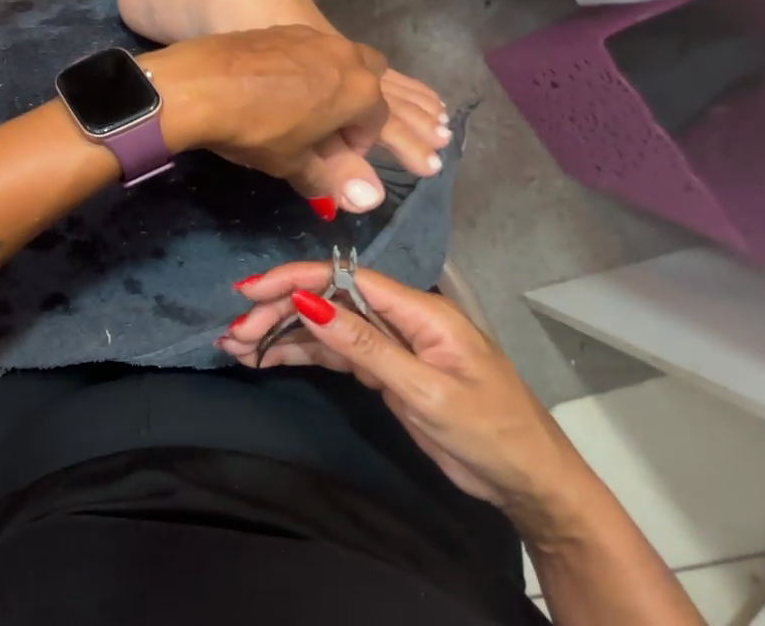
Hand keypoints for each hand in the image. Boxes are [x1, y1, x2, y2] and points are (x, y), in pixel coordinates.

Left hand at [144, 26, 391, 198]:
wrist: (198, 86)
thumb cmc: (253, 129)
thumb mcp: (289, 162)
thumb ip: (326, 180)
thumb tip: (354, 202)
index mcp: (361, 91)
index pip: (376, 121)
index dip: (358, 143)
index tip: (336, 157)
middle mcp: (345, 56)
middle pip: (366, 77)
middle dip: (355, 100)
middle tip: (325, 124)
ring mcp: (310, 36)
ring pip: (335, 57)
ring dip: (328, 78)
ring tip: (299, 103)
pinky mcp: (276, 29)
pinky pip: (300, 48)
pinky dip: (297, 64)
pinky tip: (270, 82)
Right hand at [219, 262, 590, 511]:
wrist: (531, 485)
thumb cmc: (492, 434)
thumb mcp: (427, 392)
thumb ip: (365, 345)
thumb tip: (307, 302)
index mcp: (421, 312)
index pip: (345, 279)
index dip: (293, 279)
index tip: (248, 292)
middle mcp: (400, 319)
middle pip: (326, 301)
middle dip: (276, 312)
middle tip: (234, 333)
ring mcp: (389, 344)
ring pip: (322, 327)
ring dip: (278, 334)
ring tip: (233, 345)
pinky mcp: (382, 369)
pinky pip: (331, 353)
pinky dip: (296, 354)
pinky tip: (263, 357)